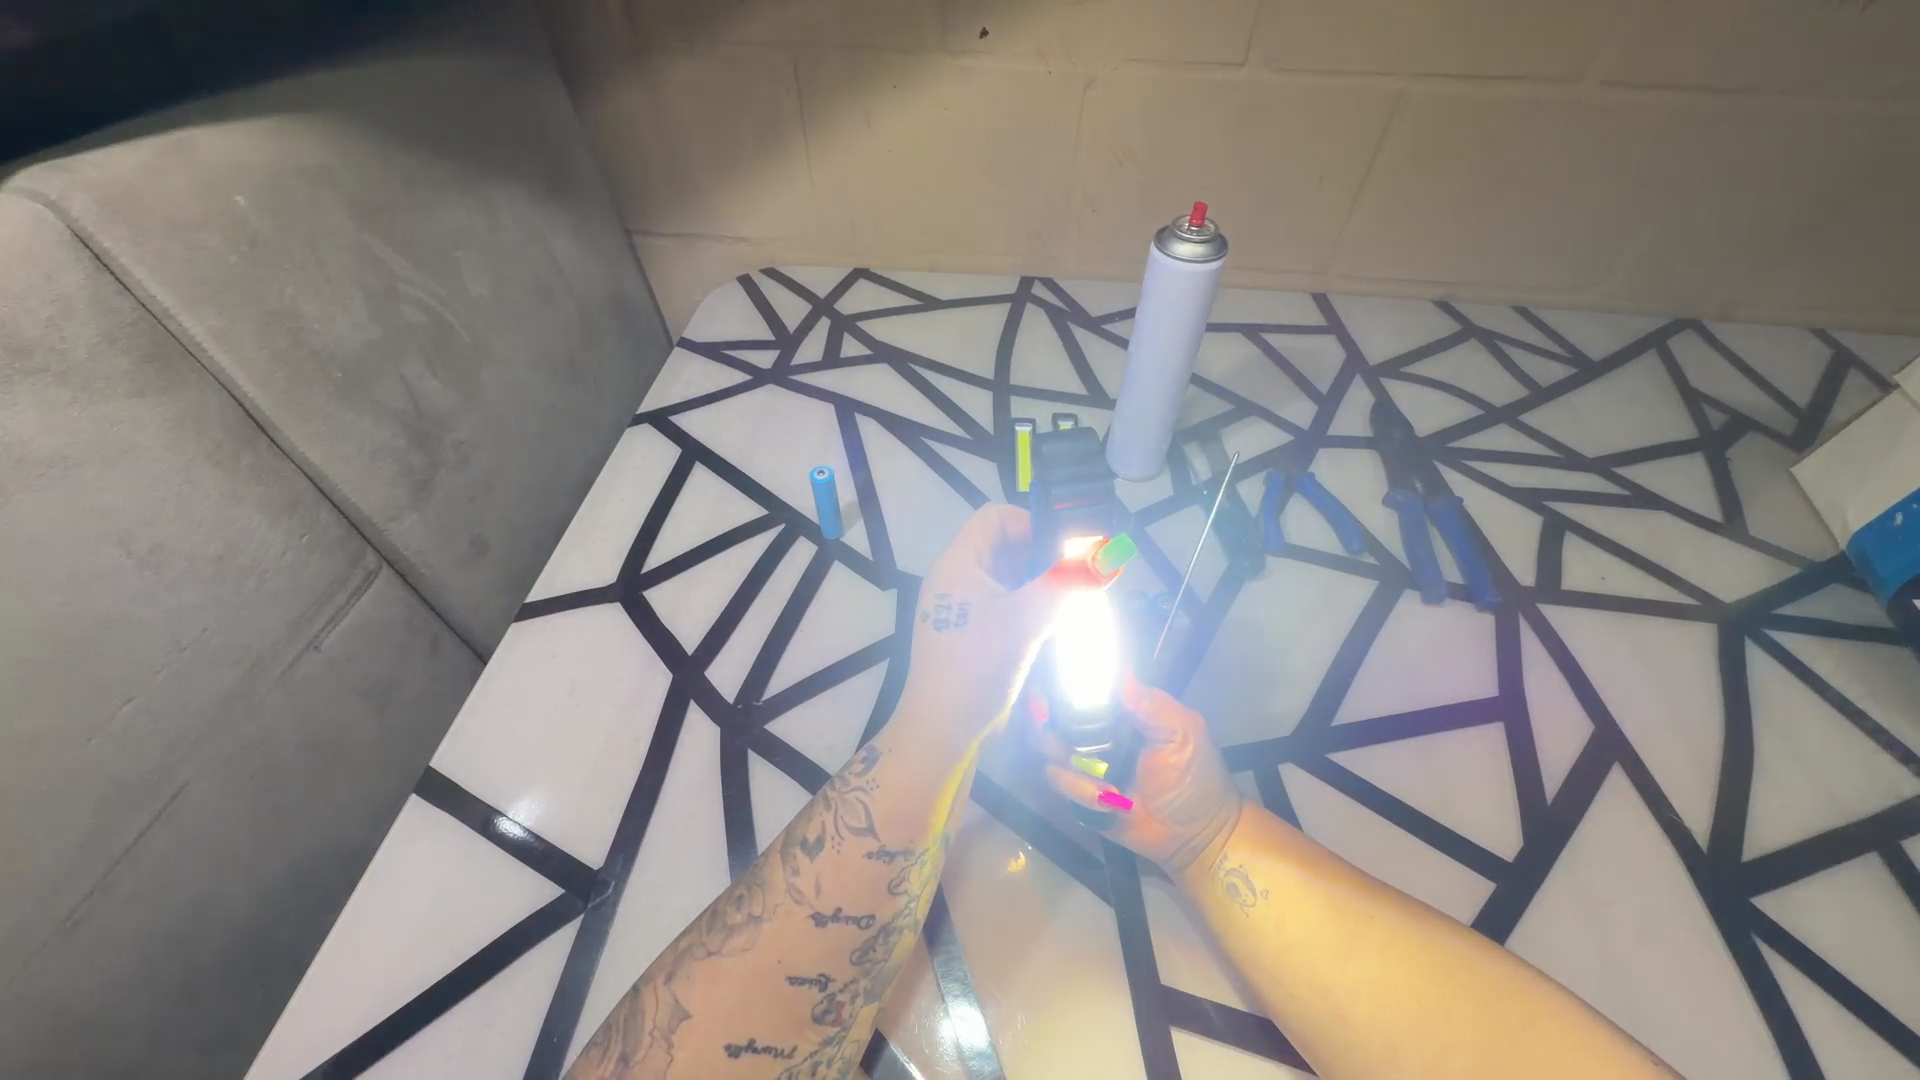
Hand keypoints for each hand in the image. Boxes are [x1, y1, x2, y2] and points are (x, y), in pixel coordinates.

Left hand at [896, 505, 1070, 744]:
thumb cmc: (977, 668)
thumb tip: (1113, 554)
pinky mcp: (970, 636)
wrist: (941, 733)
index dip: (1033, 523)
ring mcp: (961, 610)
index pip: (996, 517)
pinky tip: (1055, 627)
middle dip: (1044, 558)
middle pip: (1005, 547)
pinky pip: (1005, 607)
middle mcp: (956, 580)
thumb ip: (1069, 584)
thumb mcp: (1027, 620)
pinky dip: (1031, 610)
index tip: (1066, 551)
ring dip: (1041, 586)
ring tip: (1074, 603)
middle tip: (1078, 579)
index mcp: (958, 564)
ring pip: (1008, 580)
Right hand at [1038, 676, 1244, 878]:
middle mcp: (1095, 730)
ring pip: (1049, 750)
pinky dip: (1082, 793)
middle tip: (1063, 741)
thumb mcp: (1182, 733)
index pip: (1078, 685)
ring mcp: (1084, 760)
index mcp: (1120, 709)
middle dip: (1046, 725)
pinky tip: (1111, 802)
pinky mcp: (1078, 790)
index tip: (1046, 694)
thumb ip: (1151, 703)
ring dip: (1076, 769)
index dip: (1055, 684)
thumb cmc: (1194, 776)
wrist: (1194, 834)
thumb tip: (1120, 672)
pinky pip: (1060, 783)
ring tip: (1109, 786)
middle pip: (1050, 714)